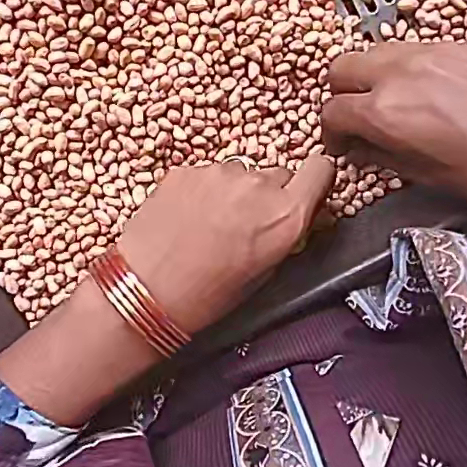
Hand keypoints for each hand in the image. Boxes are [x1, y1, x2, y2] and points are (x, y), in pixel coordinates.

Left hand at [116, 155, 336, 333]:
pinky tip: (189, 218)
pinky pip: (208, 174)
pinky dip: (204, 191)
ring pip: (242, 174)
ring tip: (212, 226)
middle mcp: (258, 187)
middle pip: (279, 175)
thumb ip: (289, 236)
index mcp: (286, 216)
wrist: (144, 291)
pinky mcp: (188, 169)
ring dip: (235, 193)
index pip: (321, 170)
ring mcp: (220, 173)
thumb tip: (303, 217)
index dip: (315, 182)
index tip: (306, 193)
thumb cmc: (204, 296)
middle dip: (270, 196)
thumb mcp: (265, 274)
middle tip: (249, 225)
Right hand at [320, 42, 466, 208]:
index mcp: (388, 113)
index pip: (333, 112)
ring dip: (370, 77)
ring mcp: (429, 52)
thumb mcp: (430, 175)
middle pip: (341, 68)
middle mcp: (400, 73)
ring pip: (374, 52)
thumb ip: (383, 155)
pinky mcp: (456, 43)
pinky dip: (402, 68)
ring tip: (390, 104)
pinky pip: (409, 49)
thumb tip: (361, 148)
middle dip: (341, 95)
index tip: (343, 145)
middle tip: (357, 119)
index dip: (332, 134)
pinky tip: (424, 93)